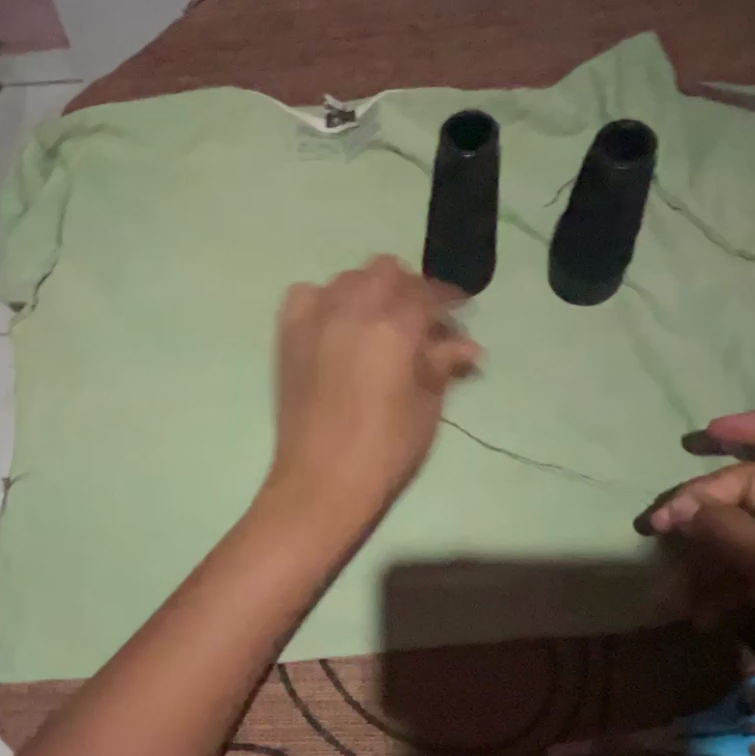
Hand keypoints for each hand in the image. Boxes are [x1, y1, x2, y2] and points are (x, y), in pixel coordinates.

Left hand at [266, 256, 483, 517]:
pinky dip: (326, 300)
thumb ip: (441, 365)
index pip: (428, 294)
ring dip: (370, 290)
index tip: (461, 311)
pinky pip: (306, 295)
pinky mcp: (288, 336)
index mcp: (393, 328)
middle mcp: (351, 311)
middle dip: (409, 289)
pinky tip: (337, 324)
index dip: (449, 300)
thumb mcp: (425, 409)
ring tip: (381, 321)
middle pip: (386, 272)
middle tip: (422, 319)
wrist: (320, 483)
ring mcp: (314, 320)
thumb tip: (466, 346)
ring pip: (347, 279)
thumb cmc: (383, 452)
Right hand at [648, 411, 754, 719]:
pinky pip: (738, 575)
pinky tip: (698, 614)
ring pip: (735, 536)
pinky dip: (715, 590)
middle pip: (748, 490)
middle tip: (658, 526)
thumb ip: (733, 532)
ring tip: (670, 585)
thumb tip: (681, 508)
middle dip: (702, 507)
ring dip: (701, 557)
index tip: (706, 434)